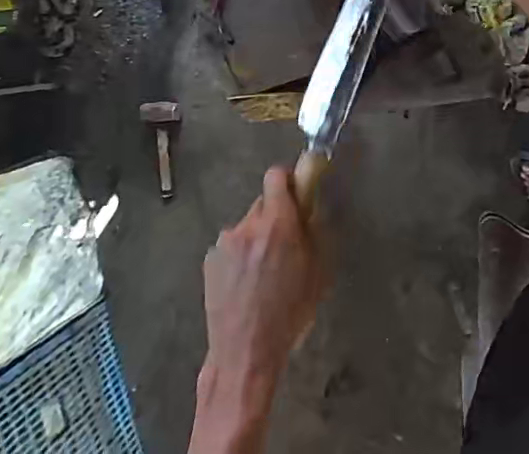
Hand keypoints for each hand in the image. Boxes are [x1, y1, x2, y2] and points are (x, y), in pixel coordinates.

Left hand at [191, 167, 325, 453]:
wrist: (245, 353)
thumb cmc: (290, 312)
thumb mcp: (319, 269)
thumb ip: (315, 228)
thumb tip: (311, 204)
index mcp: (277, 222)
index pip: (277, 175)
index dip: (289, 181)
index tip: (297, 196)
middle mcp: (247, 224)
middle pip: (263, 202)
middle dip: (276, 215)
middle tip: (286, 243)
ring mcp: (224, 243)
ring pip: (247, 226)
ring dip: (257, 237)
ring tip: (263, 272)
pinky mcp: (209, 261)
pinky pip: (231, 246)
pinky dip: (240, 256)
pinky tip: (245, 284)